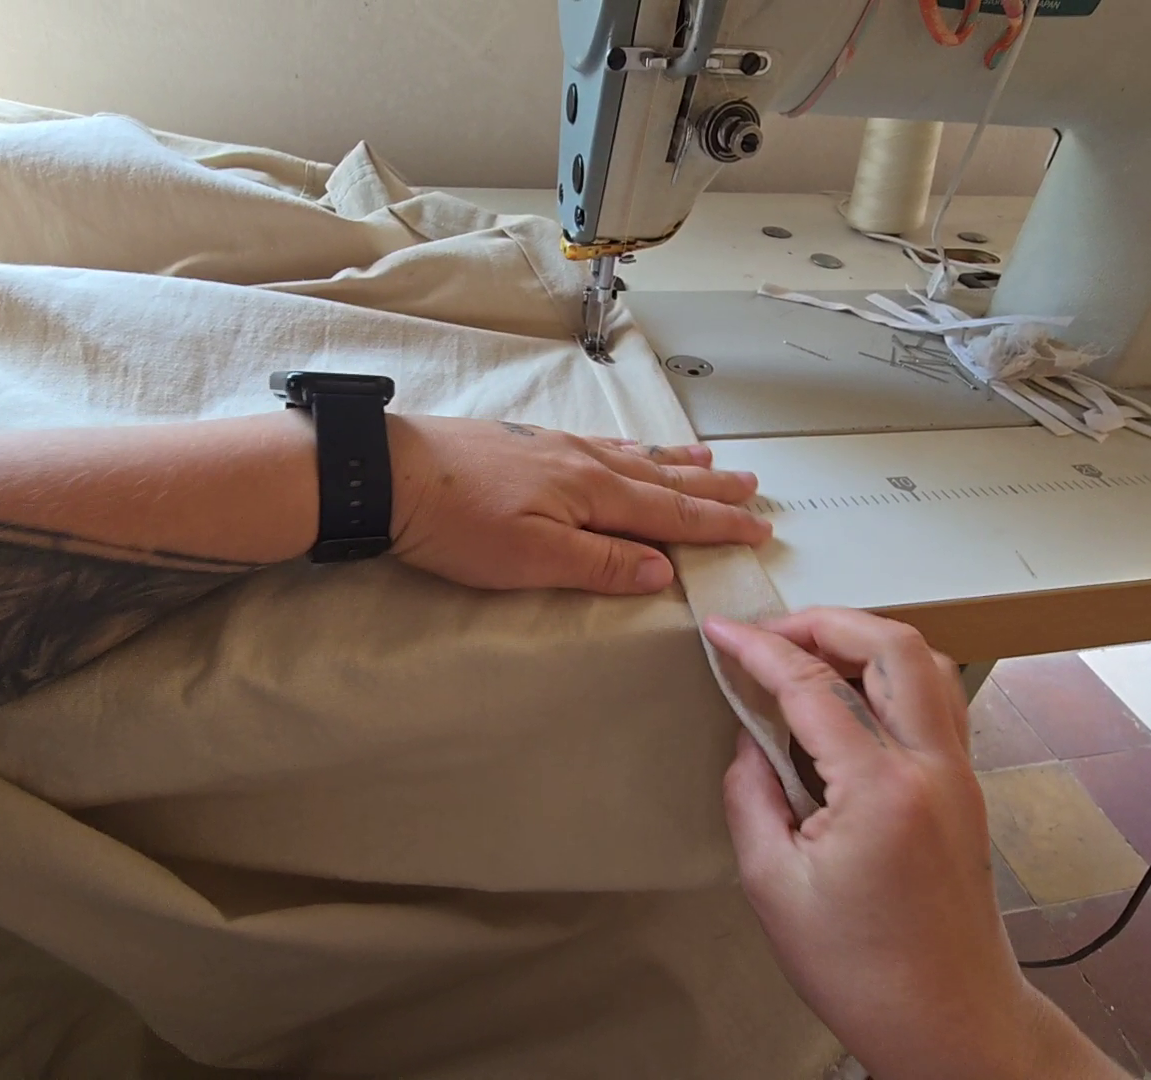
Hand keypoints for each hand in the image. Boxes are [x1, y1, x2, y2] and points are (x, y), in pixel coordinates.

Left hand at [387, 417, 769, 593]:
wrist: (392, 473)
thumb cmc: (459, 525)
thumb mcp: (533, 558)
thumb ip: (602, 562)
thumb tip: (663, 568)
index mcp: (592, 495)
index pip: (670, 515)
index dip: (717, 526)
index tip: (758, 528)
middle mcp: (584, 463)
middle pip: (662, 480)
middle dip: (711, 490)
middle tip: (753, 488)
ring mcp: (556, 446)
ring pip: (634, 456)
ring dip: (677, 464)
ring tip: (710, 462)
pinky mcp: (530, 441)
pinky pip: (600, 442)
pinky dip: (631, 448)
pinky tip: (630, 447)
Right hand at [704, 609, 1125, 1079]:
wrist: (955, 1028)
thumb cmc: (861, 971)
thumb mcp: (771, 884)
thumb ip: (749, 792)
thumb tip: (750, 736)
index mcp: (881, 789)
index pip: (810, 684)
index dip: (757, 647)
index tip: (719, 630)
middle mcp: (932, 765)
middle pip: (890, 644)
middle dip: (821, 621)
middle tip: (769, 634)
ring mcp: (959, 771)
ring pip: (923, 660)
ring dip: (859, 638)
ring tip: (804, 653)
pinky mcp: (964, 784)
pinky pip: (932, 694)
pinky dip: (885, 670)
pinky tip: (845, 693)